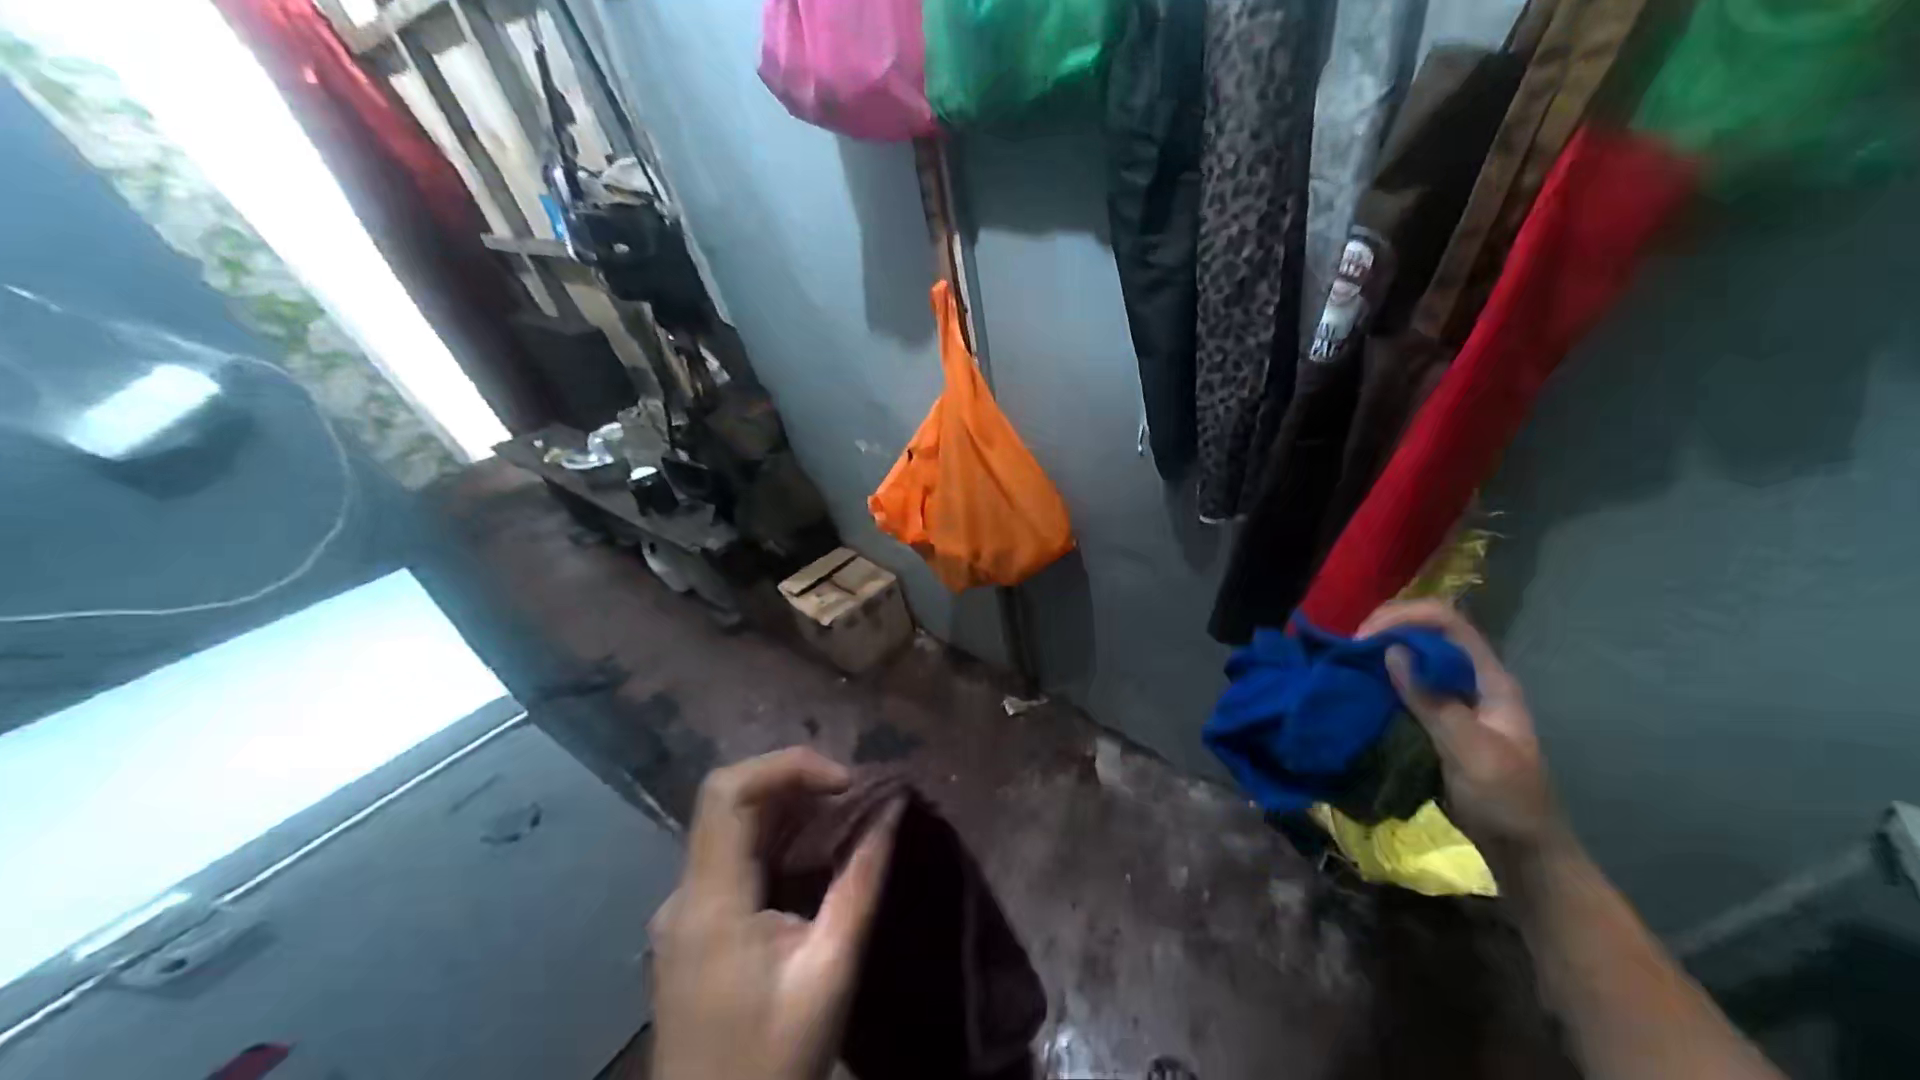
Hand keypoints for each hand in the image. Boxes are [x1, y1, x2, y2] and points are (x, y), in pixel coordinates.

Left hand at [650, 748, 899, 1079]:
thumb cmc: (775, 1060)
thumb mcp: (831, 969)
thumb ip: (861, 881)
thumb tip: (892, 810)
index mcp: (709, 902)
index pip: (729, 791)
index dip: (787, 765)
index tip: (845, 782)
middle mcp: (682, 894)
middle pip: (729, 801)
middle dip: (794, 782)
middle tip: (853, 795)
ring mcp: (679, 911)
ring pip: (729, 827)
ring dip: (787, 810)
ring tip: (844, 817)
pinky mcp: (690, 926)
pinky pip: (730, 859)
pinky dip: (774, 841)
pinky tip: (813, 857)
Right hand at [1360, 602, 1569, 866]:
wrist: (1521, 849)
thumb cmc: (1505, 800)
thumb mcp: (1471, 751)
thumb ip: (1434, 701)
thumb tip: (1392, 651)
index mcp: (1490, 680)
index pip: (1449, 623)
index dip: (1406, 618)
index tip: (1366, 638)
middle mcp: (1471, 680)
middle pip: (1427, 631)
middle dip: (1386, 629)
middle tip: (1349, 649)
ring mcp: (1454, 699)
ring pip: (1414, 656)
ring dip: (1379, 652)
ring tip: (1347, 662)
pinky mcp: (1435, 718)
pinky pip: (1404, 684)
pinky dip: (1379, 678)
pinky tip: (1359, 687)